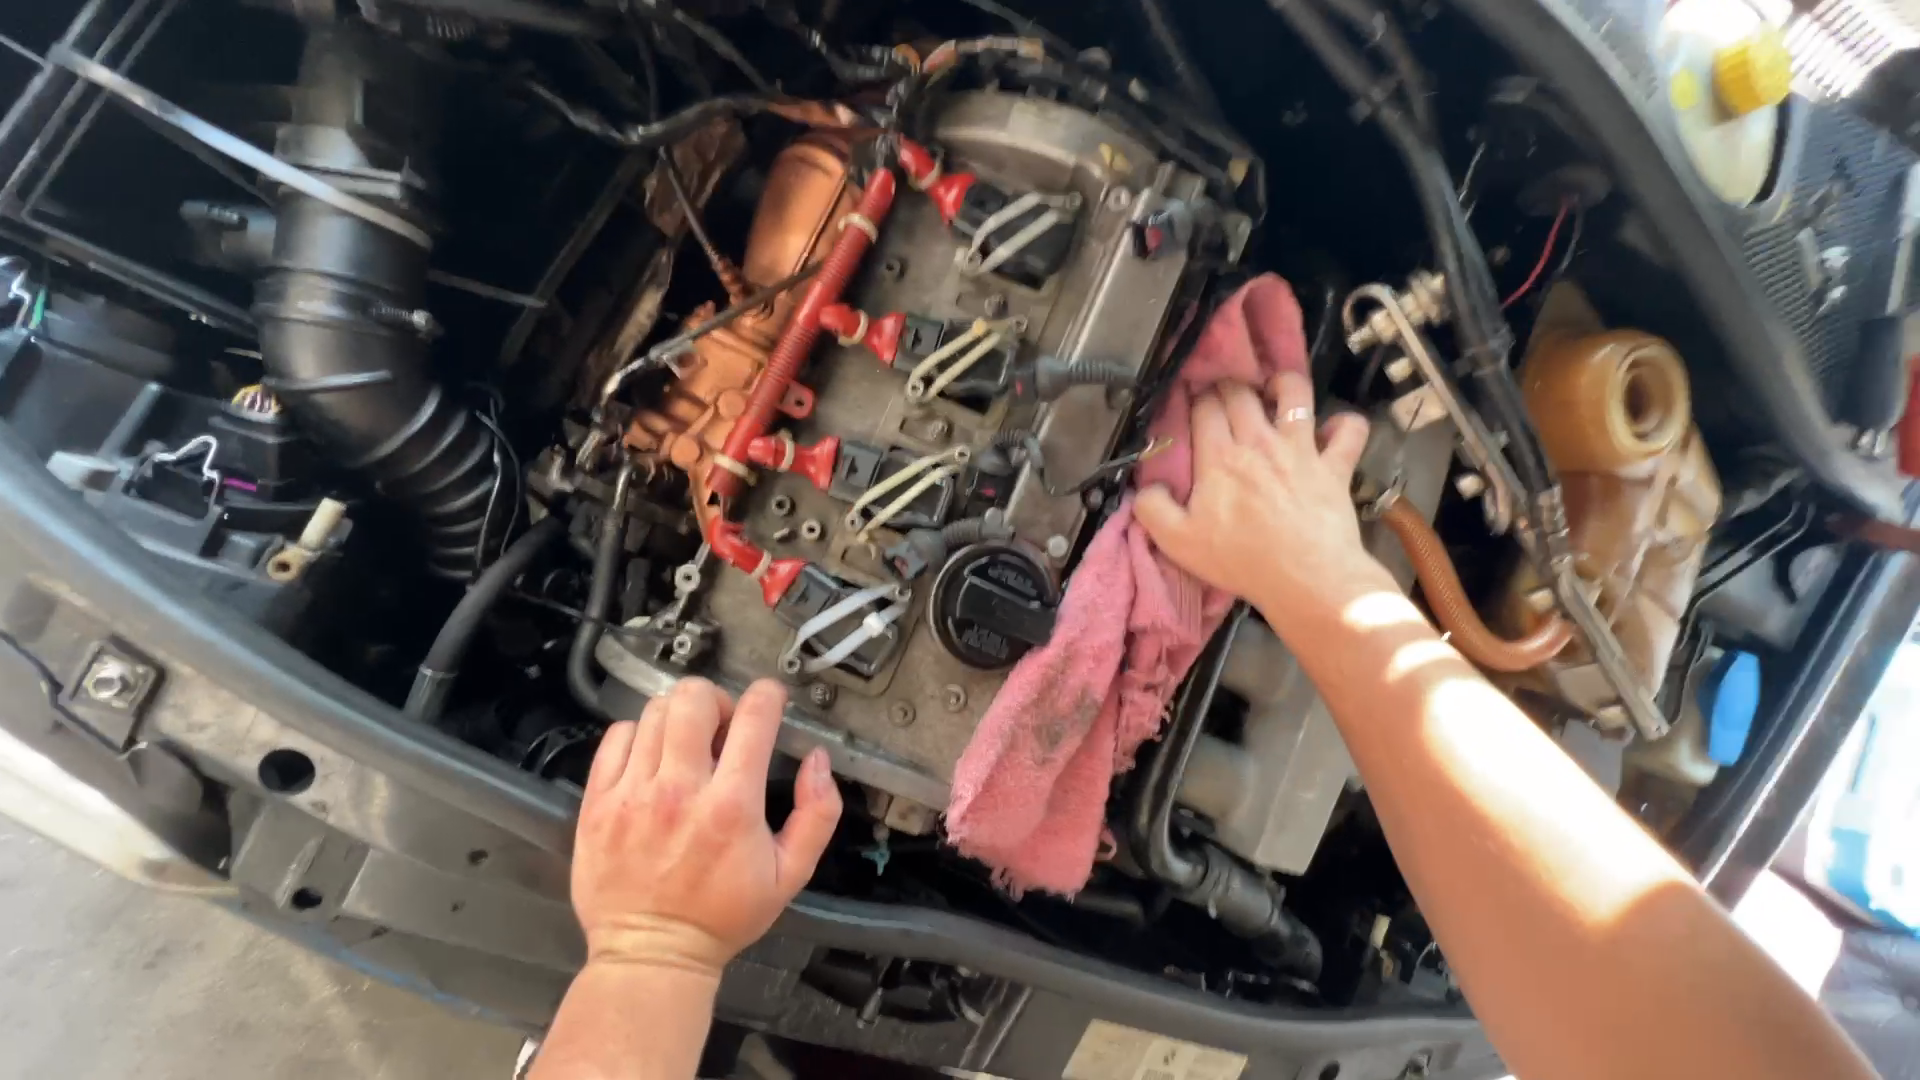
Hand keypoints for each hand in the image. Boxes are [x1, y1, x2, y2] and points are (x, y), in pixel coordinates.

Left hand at [570, 677, 841, 978]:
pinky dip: (640, 735)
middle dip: (718, 700)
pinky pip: (618, 737)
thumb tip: (816, 759)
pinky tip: (653, 759)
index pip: (754, 715)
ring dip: (680, 718)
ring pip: (656, 711)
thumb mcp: (792, 873)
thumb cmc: (725, 915)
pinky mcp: (597, 803)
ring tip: (687, 745)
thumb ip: (818, 812)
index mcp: (732, 805)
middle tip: (722, 729)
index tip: (771, 701)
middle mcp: (680, 790)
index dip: (769, 695)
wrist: (650, 956)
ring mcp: (632, 794)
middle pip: (695, 698)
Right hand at [1136, 371, 1396, 636]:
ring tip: (1273, 391)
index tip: (1190, 401)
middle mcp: (1260, 442)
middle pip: (1241, 393)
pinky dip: (1344, 424)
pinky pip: (1350, 429)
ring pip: (1296, 394)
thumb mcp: (1177, 541)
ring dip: (1282, 384)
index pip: (1204, 408)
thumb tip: (1145, 487)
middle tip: (1223, 393)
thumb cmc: (1240, 559)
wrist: (1305, 578)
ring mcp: (1302, 450)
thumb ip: (1151, 509)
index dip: (1194, 397)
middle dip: (1228, 384)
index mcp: (1219, 458)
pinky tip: (1331, 430)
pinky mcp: (1336, 466)